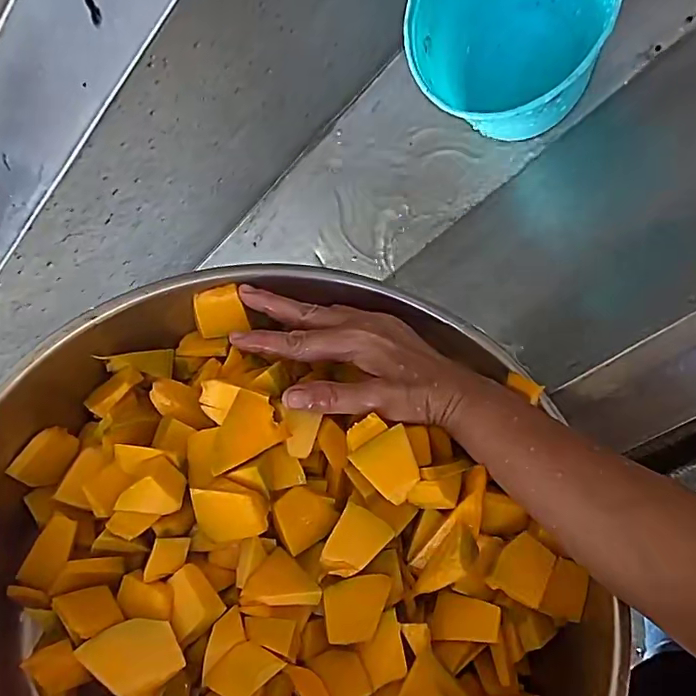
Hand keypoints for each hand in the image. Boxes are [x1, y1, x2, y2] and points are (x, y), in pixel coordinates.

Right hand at [230, 285, 505, 430]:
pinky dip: (318, 314)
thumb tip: (291, 397)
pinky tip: (316, 318)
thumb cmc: (420, 399)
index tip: (237, 339)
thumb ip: (334, 397)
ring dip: (295, 306)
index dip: (267, 341)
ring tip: (271, 301)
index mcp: (357, 341)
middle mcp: (363, 325)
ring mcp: (374, 322)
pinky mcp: (384, 327)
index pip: (301, 342)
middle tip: (245, 293)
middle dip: (274, 304)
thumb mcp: (378, 402)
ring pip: (324, 310)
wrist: (457, 391)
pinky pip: (341, 314)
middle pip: (308, 313)